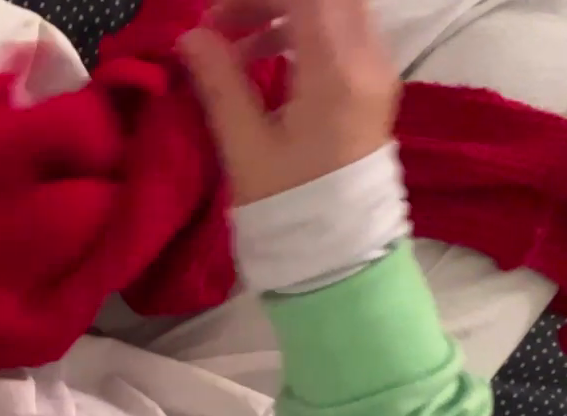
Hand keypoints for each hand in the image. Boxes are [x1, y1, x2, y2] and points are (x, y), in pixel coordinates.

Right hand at [177, 0, 398, 205]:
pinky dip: (303, 28)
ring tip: (237, 44)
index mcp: (335, 72)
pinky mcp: (372, 77)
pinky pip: (343, 27)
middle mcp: (368, 55)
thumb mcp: (244, 147)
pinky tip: (267, 58)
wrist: (333, 240)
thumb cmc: (283, 200)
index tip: (214, 16)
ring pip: (337, 5)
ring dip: (285, 10)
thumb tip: (190, 38)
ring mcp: (377, 64)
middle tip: (221, 23)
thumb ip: (220, 85)